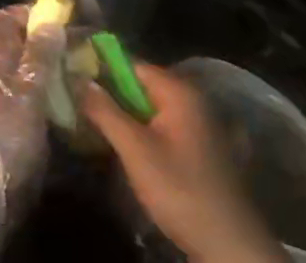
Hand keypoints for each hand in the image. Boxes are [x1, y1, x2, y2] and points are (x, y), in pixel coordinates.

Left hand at [0, 4, 66, 231]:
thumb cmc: (1, 132)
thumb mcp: (29, 89)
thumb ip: (40, 53)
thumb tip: (51, 20)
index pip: (11, 16)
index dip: (36, 14)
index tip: (64, 24)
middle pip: (16, 43)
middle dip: (44, 45)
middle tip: (75, 56)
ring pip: (18, 69)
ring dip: (42, 72)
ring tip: (71, 83)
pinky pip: (16, 94)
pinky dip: (35, 95)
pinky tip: (54, 110)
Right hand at [80, 65, 285, 262]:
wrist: (227, 241)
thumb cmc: (179, 188)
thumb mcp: (135, 150)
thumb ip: (106, 112)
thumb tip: (81, 79)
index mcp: (179, 90)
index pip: (134, 65)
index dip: (104, 71)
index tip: (78, 83)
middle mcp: (193, 97)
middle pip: (145, 85)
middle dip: (115, 96)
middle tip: (85, 111)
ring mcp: (202, 122)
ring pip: (155, 108)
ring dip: (130, 116)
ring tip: (101, 130)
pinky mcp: (204, 145)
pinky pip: (168, 125)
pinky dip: (148, 130)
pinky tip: (131, 148)